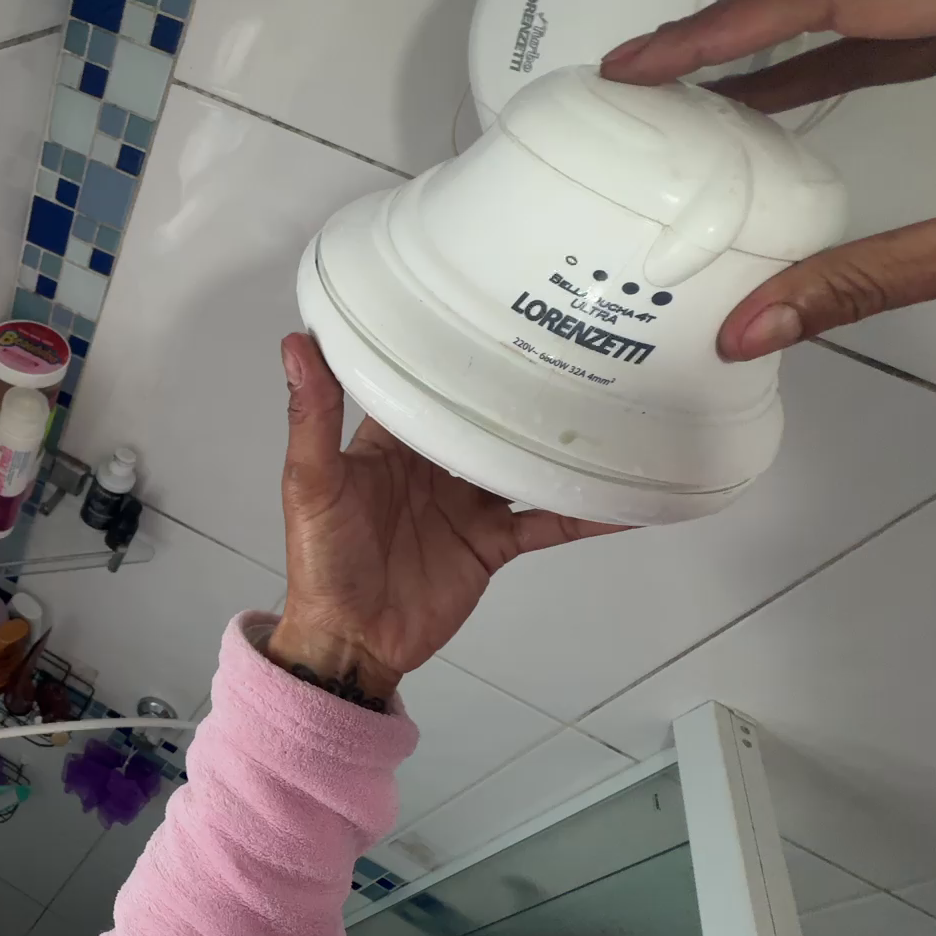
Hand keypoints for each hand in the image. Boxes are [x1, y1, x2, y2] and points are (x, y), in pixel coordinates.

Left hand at [266, 334, 625, 703]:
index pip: (421, 382)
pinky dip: (591, 508)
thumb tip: (296, 342)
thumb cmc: (323, 557)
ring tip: (625, 391)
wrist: (353, 637)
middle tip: (583, 329)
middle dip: (522, 381)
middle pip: (483, 414)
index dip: (450, 346)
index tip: (494, 298)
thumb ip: (311, 418)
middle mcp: (429, 465)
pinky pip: (550, 519)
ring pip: (524, 459)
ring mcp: (466, 503)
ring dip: (564, 435)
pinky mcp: (493, 542)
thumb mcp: (310, 482)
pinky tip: (639, 487)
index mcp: (386, 443)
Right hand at [600, 0, 935, 361]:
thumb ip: (874, 278)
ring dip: (774, 42)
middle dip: (733, 26)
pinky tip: (775, 98)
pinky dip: (833, 58)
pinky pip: (913, 22)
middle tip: (642, 70)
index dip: (726, 29)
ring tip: (687, 86)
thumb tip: (748, 330)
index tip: (639, 63)